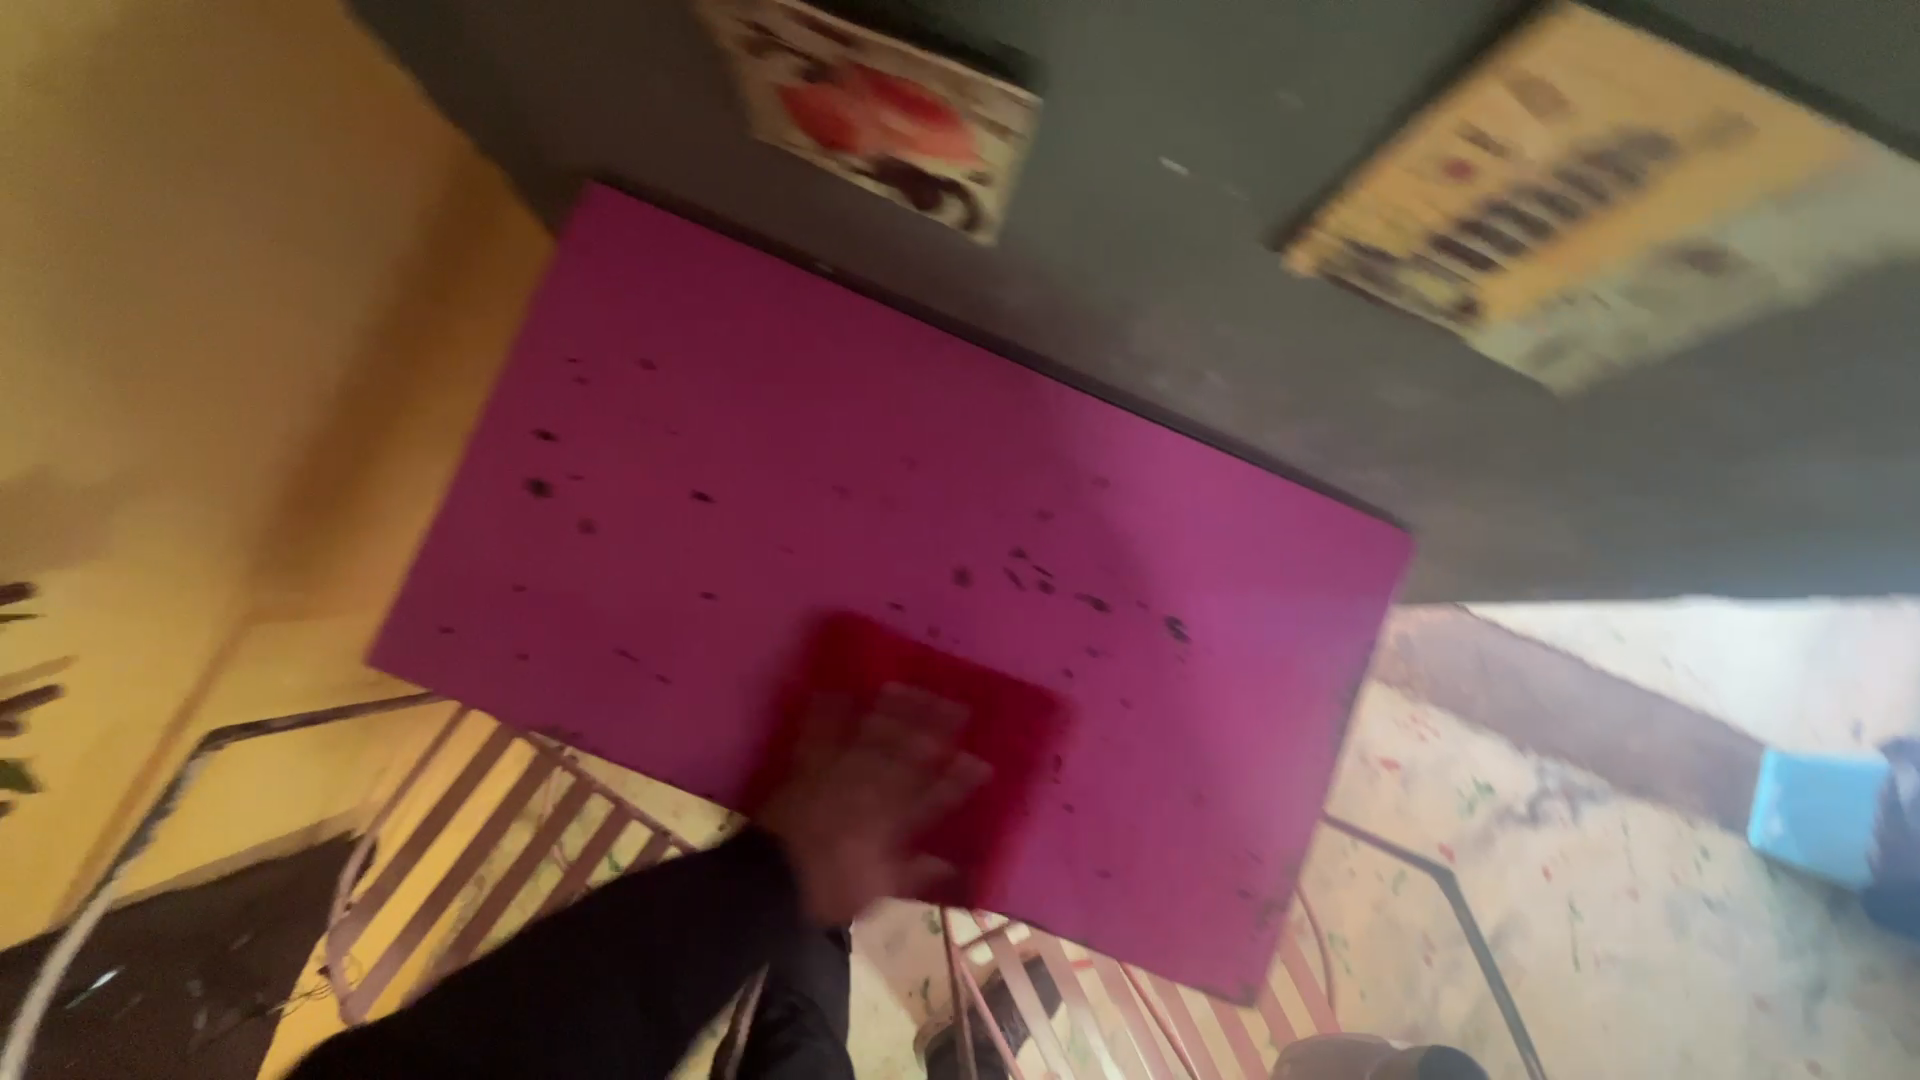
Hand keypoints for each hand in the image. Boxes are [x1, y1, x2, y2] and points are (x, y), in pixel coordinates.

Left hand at [758, 685, 990, 925]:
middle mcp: (871, 789)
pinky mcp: (808, 767)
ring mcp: (839, 772)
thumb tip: (950, 866)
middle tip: (956, 705)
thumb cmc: (828, 888)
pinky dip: (829, 711)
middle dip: (935, 726)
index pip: (935, 794)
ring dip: (892, 710)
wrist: (771, 882)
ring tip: (908, 687)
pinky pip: (820, 733)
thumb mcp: (877, 889)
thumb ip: (915, 873)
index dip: (960, 777)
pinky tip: (838, 690)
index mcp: (892, 821)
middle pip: (909, 752)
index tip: (982, 762)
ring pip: (872, 735)